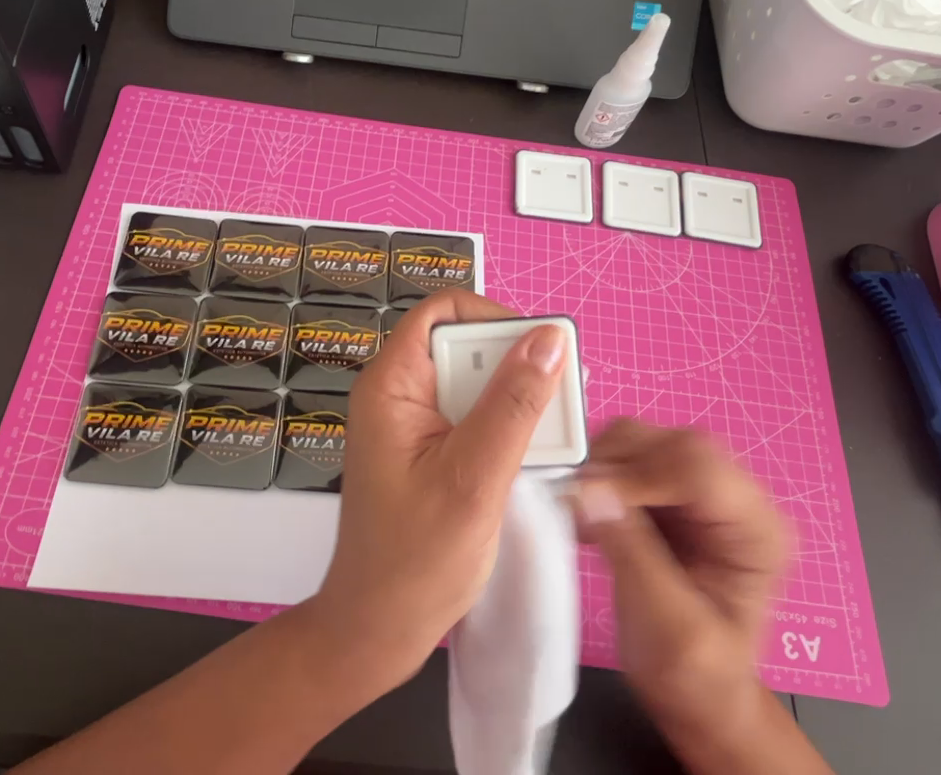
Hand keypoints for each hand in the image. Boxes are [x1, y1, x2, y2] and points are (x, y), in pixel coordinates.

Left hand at [308, 290, 568, 690]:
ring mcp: (413, 424)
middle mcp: (399, 394)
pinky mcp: (430, 452)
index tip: (541, 350)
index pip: (442, 311)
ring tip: (556, 434)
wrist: (380, 629)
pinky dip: (507, 429)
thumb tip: (550, 338)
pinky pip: (474, 418)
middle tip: (561, 401)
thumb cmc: (416, 559)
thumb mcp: (473, 476)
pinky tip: (535, 455)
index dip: (494, 317)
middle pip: (464, 345)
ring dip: (517, 402)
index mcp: (391, 384)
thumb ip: (513, 404)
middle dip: (515, 364)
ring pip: (475, 383)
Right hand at [572, 421, 805, 771]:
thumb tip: (589, 492)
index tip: (586, 500)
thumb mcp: (671, 630)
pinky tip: (579, 513)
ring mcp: (697, 491)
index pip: (700, 468)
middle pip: (672, 444)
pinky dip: (592, 476)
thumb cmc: (696, 676)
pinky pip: (622, 459)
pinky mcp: (663, 493)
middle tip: (573, 502)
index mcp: (757, 530)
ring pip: (643, 441)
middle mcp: (734, 497)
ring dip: (600, 467)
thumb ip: (635, 557)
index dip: (640, 475)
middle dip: (616, 465)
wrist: (695, 695)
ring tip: (574, 510)